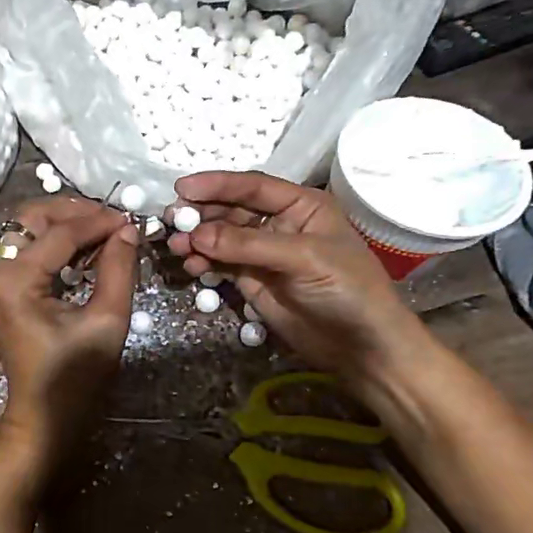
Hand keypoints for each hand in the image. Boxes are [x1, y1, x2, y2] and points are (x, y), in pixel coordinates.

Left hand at [0, 196, 138, 463]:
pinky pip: (26, 247)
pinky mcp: (0, 287)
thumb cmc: (76, 376)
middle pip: (32, 217)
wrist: (43, 414)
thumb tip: (128, 229)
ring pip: (27, 228)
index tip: (133, 220)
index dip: (99, 222)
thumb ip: (118, 269)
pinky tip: (84, 248)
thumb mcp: (107, 321)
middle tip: (113, 220)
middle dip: (75, 212)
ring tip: (104, 230)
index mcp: (15, 281)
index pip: (61, 233)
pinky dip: (54, 240)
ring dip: (64, 223)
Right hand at [166, 171, 427, 391]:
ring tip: (176, 247)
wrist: (362, 347)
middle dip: (201, 214)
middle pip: (231, 210)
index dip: (217, 185)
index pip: (252, 187)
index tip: (182, 188)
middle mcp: (279, 224)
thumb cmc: (347, 290)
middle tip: (171, 220)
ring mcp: (263, 254)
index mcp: (301, 206)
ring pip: (221, 238)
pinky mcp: (252, 282)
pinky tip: (190, 267)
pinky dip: (203, 263)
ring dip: (197, 240)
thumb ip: (249, 244)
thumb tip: (197, 234)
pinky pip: (221, 265)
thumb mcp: (304, 258)